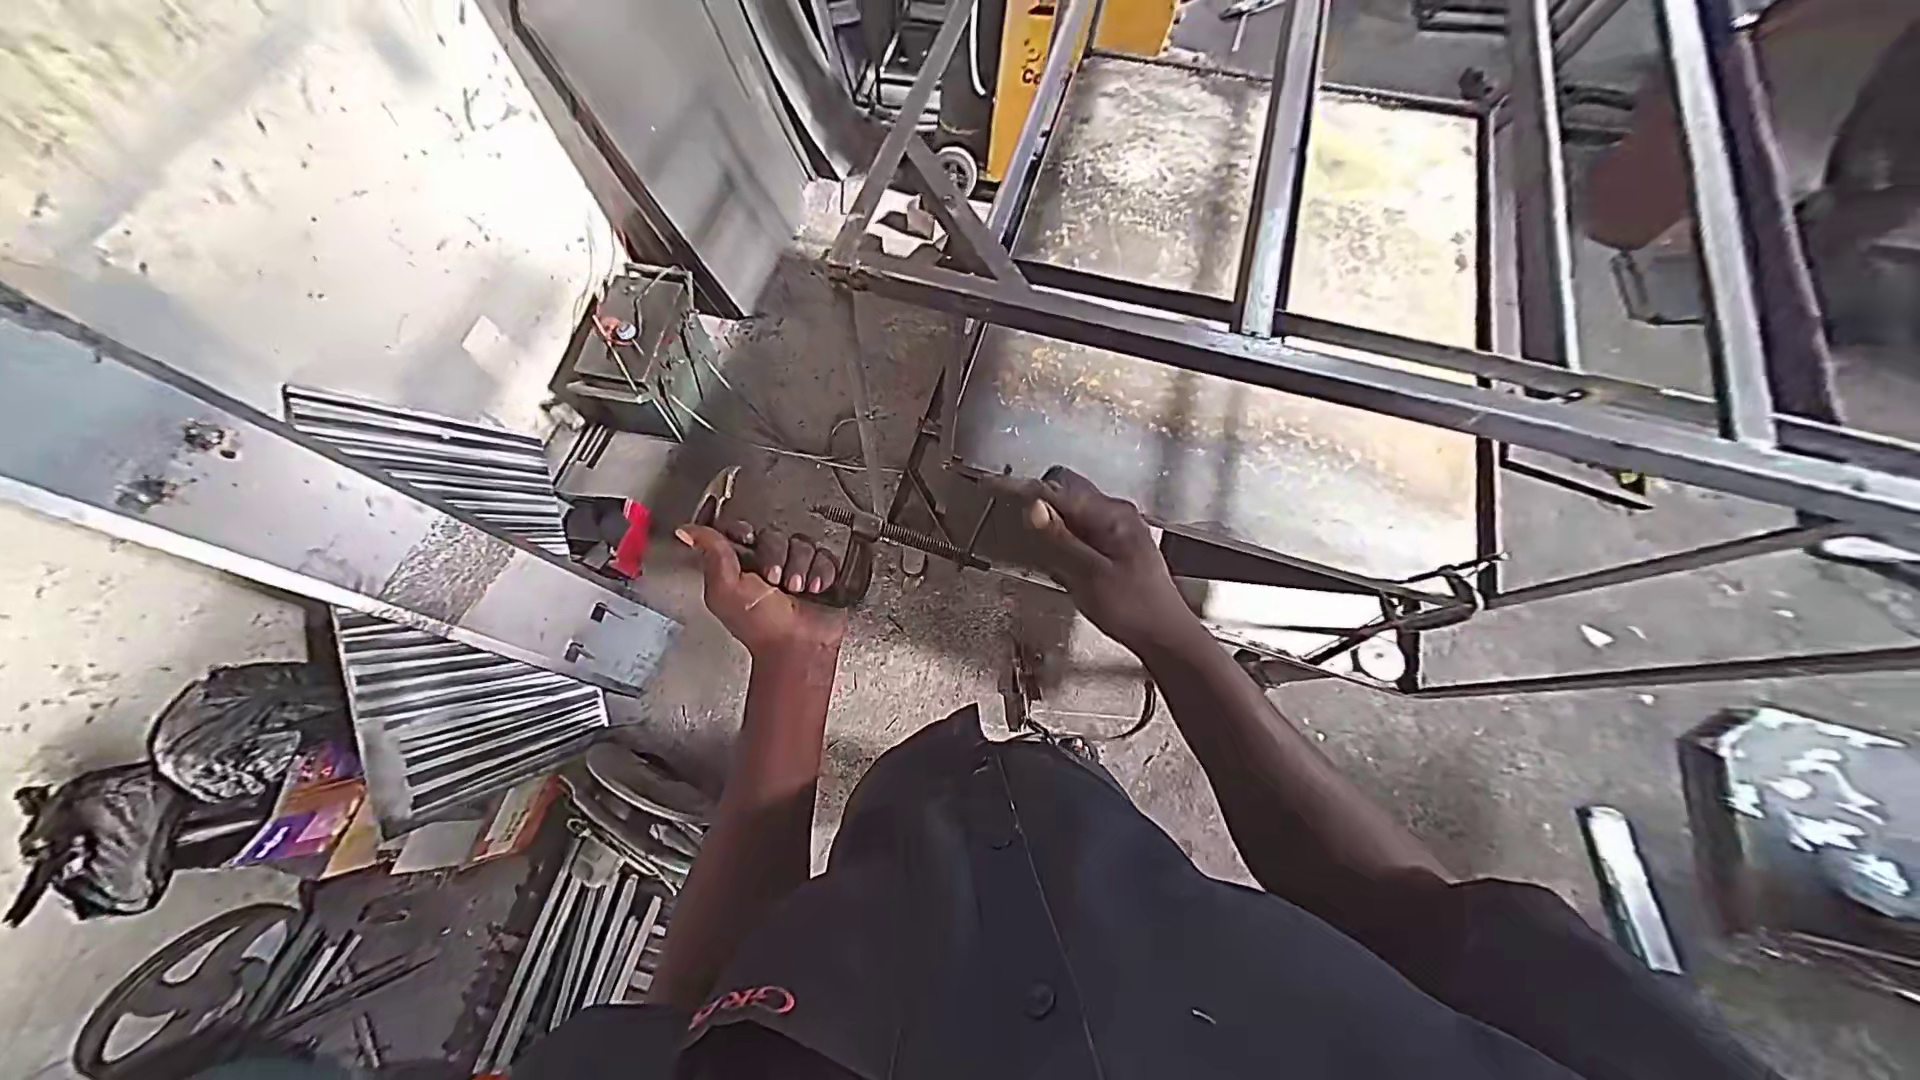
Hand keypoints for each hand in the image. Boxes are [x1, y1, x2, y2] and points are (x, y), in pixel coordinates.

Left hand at [675, 520, 848, 659]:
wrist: (799, 647)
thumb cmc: (762, 627)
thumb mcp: (726, 589)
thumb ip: (711, 555)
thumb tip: (686, 531)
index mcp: (739, 566)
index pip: (740, 530)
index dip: (746, 533)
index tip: (749, 542)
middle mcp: (767, 565)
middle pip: (775, 535)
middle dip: (777, 557)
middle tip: (776, 580)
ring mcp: (796, 569)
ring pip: (803, 544)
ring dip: (801, 567)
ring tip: (798, 589)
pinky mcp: (821, 575)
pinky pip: (825, 556)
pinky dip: (822, 572)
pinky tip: (816, 588)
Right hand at [995, 466, 1201, 655]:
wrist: (1165, 636)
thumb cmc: (1135, 610)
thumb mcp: (1090, 575)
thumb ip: (1060, 539)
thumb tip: (1034, 508)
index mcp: (1113, 516)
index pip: (1057, 491)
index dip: (1022, 490)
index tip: (995, 487)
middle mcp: (1117, 515)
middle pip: (1066, 491)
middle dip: (1039, 502)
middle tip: (1018, 521)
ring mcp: (1118, 528)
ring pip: (1073, 510)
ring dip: (1052, 523)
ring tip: (1045, 551)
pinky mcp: (1116, 544)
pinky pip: (1082, 528)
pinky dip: (1065, 538)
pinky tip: (1064, 564)